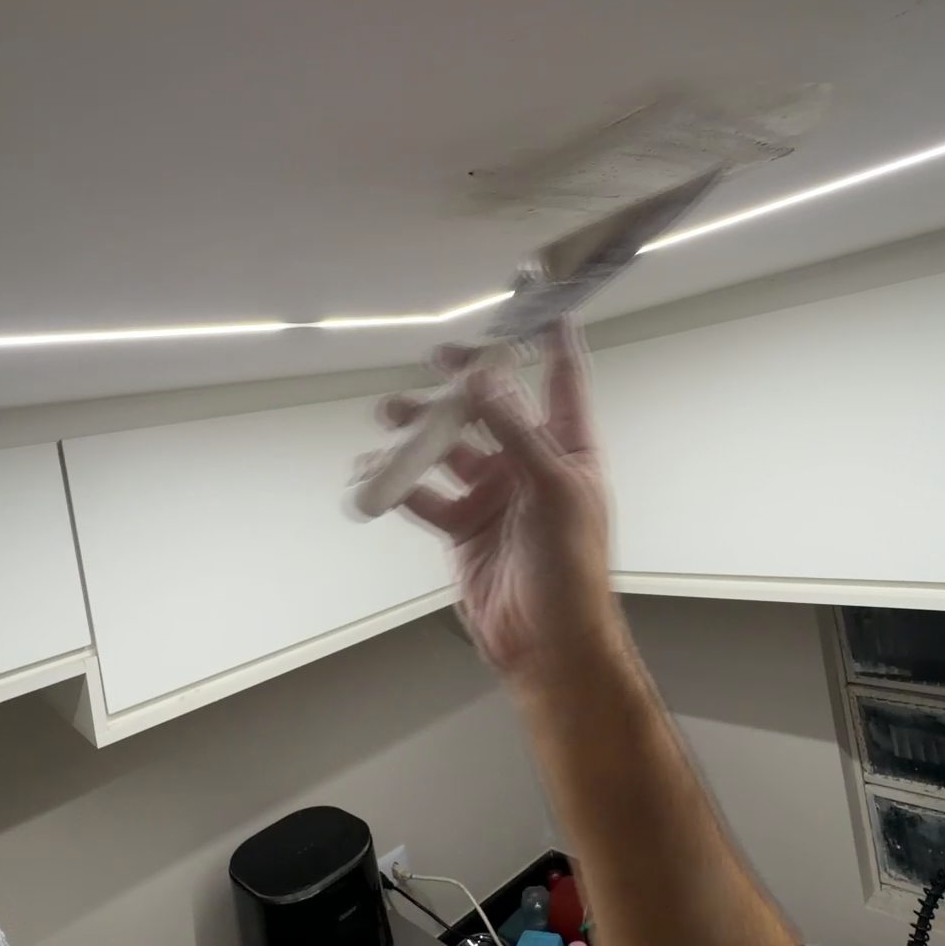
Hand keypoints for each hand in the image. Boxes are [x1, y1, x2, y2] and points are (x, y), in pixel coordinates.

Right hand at [376, 319, 623, 683]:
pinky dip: (401, 483)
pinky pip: (426, 494)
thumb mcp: (551, 491)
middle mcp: (529, 465)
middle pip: (493, 408)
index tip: (541, 303)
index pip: (562, 381)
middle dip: (463, 384)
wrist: (545, 642)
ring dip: (421, 432)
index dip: (553, 341)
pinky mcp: (462, 525)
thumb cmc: (569, 568)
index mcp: (567, 450)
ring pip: (451, 449)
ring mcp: (493, 495)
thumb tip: (486, 380)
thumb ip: (516, 434)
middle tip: (434, 360)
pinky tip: (375, 474)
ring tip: (388, 414)